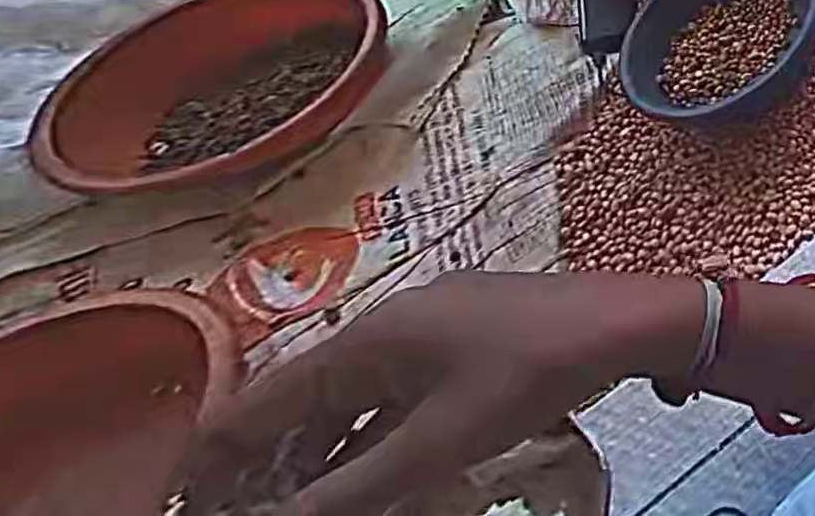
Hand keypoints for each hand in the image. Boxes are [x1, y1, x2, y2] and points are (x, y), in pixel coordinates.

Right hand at [180, 272, 695, 515]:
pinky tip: (381, 469)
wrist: (621, 321)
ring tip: (315, 505)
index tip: (193, 513)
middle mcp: (402, 317)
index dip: (216, 462)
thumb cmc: (530, 372)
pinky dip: (385, 425)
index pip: (264, 399)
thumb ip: (344, 492)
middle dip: (278, 463)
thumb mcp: (435, 442)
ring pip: (363, 390)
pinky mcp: (476, 327)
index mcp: (378, 332)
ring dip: (334, 448)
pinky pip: (408, 381)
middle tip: (266, 515)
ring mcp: (444, 317)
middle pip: (312, 395)